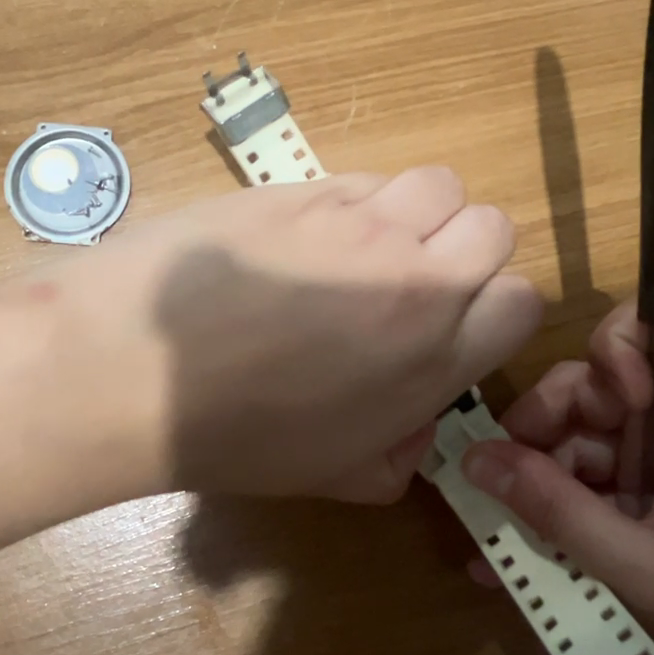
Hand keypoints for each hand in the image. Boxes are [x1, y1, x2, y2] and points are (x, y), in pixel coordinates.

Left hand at [35, 166, 543, 503]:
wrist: (130, 367)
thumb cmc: (231, 437)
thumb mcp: (332, 477)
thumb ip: (399, 450)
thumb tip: (416, 419)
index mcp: (432, 358)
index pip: (522, 299)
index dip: (492, 308)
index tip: (452, 322)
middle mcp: (412, 279)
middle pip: (492, 224)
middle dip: (464, 250)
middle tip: (410, 278)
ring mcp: (357, 224)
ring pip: (435, 184)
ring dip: (415, 212)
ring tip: (363, 244)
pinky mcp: (301, 188)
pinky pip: (362, 178)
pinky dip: (355, 201)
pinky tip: (306, 232)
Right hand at [460, 301, 653, 654]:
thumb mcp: (647, 573)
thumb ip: (558, 514)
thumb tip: (473, 458)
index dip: (620, 344)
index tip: (597, 403)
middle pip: (606, 385)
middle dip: (550, 419)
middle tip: (504, 470)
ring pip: (587, 436)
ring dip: (539, 473)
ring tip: (496, 528)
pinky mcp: (652, 509)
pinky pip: (590, 486)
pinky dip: (552, 510)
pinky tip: (511, 557)